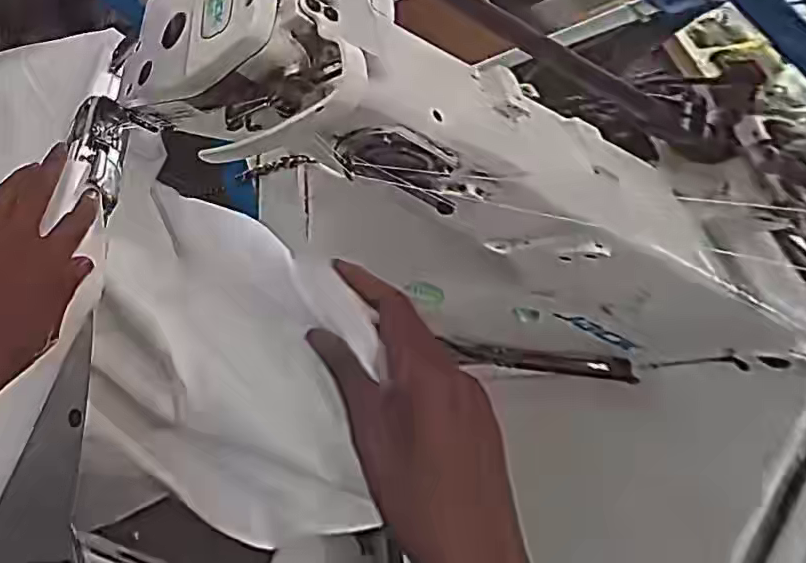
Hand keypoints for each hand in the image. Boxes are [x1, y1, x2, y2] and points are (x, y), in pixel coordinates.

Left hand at [0, 143, 97, 474]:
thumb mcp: (47, 325)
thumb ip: (66, 287)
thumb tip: (78, 267)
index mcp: (47, 262)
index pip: (74, 223)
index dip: (86, 206)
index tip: (90, 196)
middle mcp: (19, 242)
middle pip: (40, 191)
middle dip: (54, 168)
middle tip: (62, 154)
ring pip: (11, 192)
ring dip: (26, 174)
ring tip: (36, 164)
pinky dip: (1, 194)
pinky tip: (4, 192)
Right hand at [308, 261, 527, 562]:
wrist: (475, 557)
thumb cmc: (427, 505)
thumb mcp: (369, 430)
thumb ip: (346, 373)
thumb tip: (325, 340)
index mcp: (428, 374)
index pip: (394, 307)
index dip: (365, 282)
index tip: (343, 271)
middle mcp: (457, 379)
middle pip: (412, 326)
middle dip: (376, 314)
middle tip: (345, 311)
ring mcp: (473, 400)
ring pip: (428, 351)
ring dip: (396, 345)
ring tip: (365, 358)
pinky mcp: (480, 420)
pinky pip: (444, 375)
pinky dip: (416, 370)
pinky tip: (398, 394)